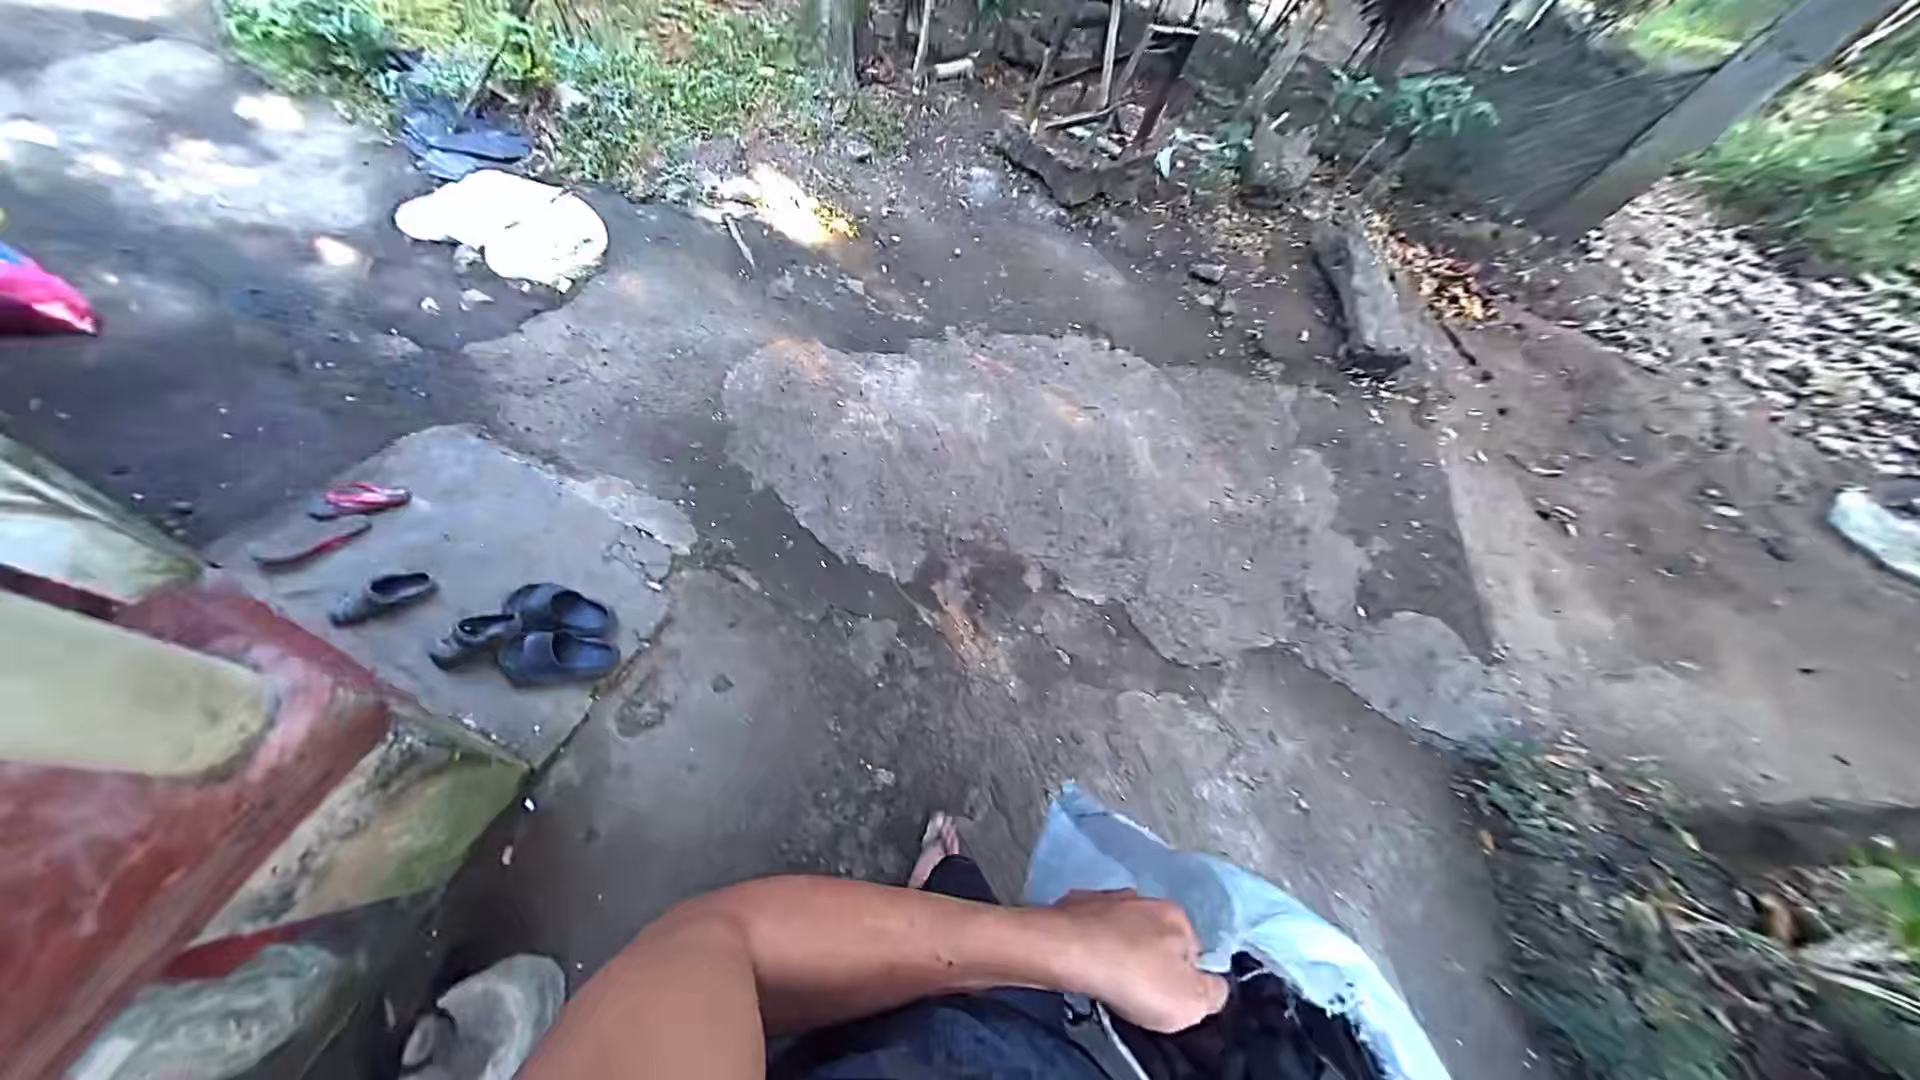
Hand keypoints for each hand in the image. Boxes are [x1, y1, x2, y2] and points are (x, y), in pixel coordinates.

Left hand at [1048, 889, 1228, 1032]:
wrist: (1070, 949)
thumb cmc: (1136, 978)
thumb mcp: (1191, 1002)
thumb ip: (1214, 992)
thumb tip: (1216, 982)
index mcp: (1177, 916)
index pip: (1193, 951)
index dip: (1185, 977)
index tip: (1167, 995)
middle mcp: (1145, 897)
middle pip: (1158, 935)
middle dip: (1151, 959)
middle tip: (1138, 988)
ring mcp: (1108, 895)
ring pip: (1124, 927)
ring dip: (1121, 947)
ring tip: (1110, 975)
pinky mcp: (1077, 900)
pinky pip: (1094, 924)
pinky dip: (1094, 939)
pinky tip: (1086, 957)